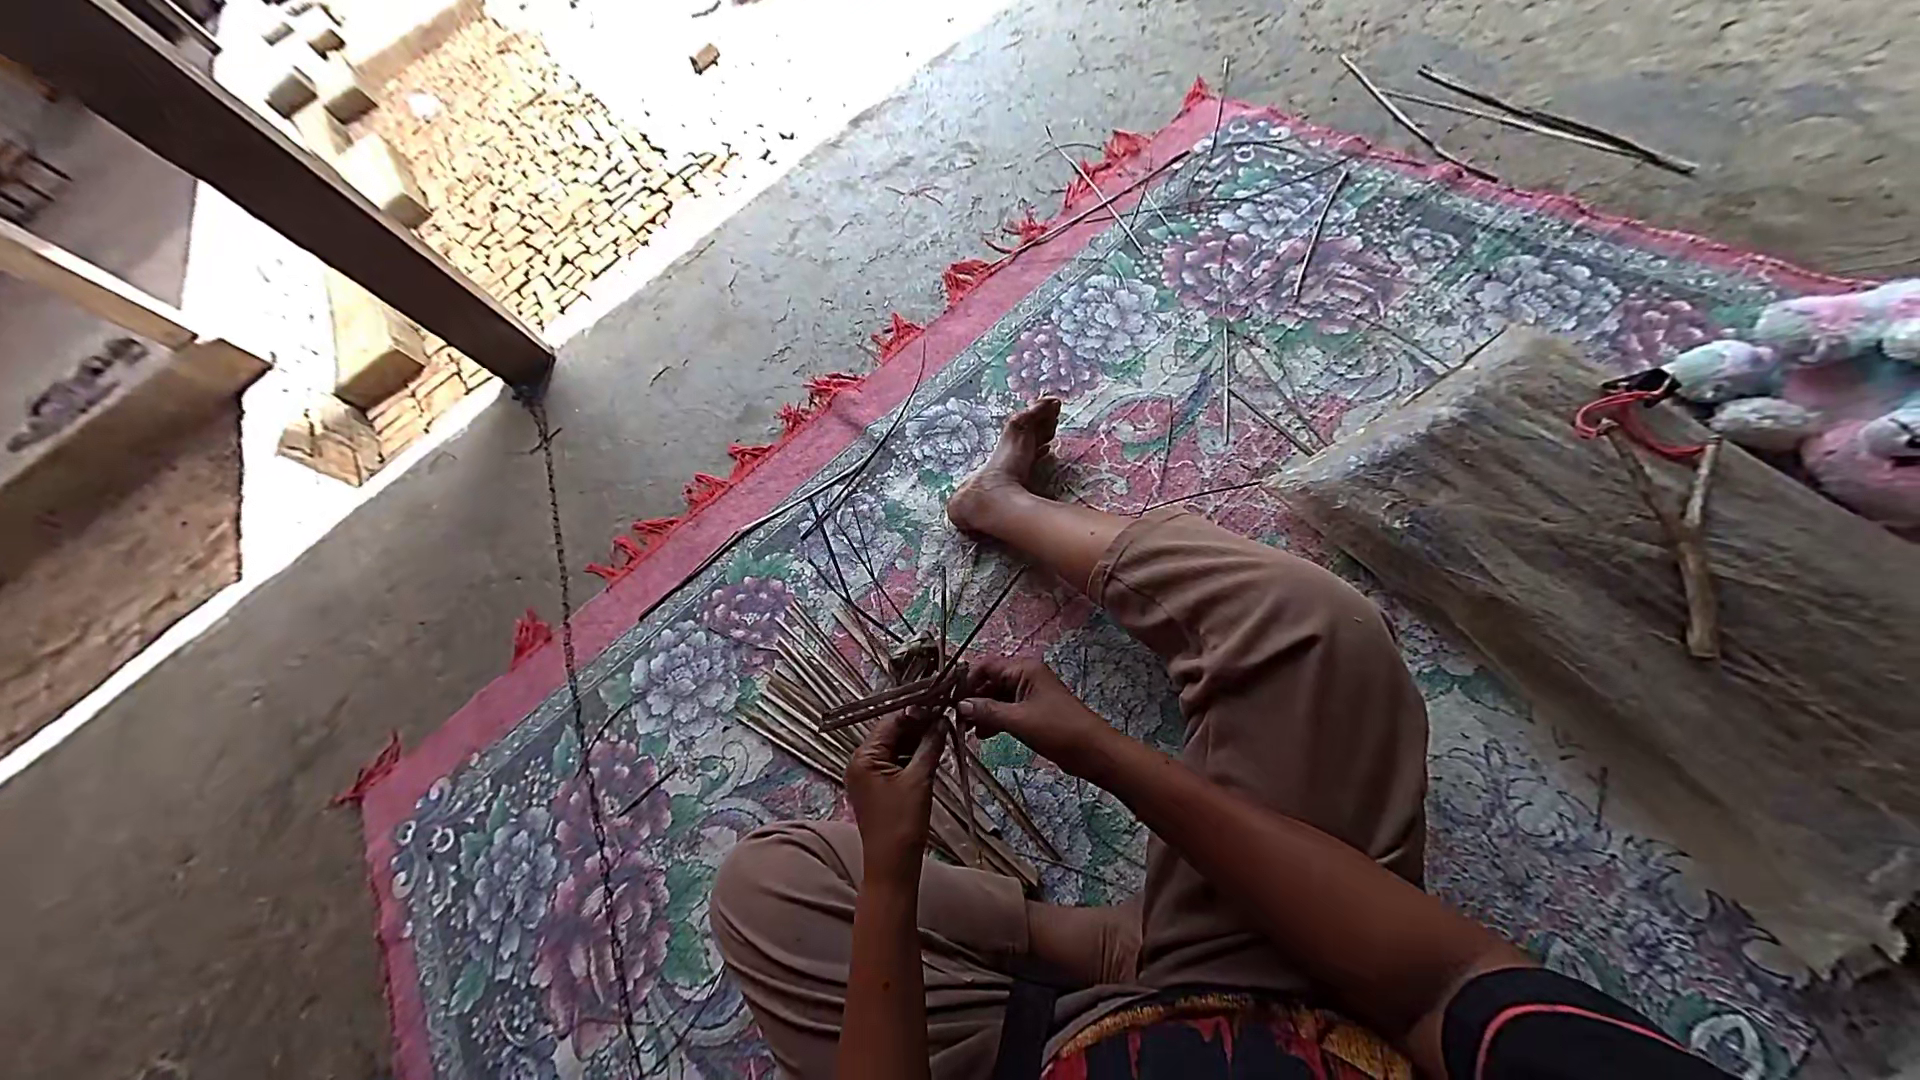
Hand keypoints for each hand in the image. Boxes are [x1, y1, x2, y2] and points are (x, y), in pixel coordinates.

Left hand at [845, 708, 947, 882]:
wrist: (893, 867)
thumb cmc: (902, 823)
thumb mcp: (919, 779)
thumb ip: (930, 745)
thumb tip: (942, 720)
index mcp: (863, 757)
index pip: (891, 721)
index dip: (916, 712)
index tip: (940, 704)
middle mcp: (860, 762)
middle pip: (892, 732)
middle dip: (918, 725)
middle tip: (945, 717)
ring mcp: (868, 775)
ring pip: (896, 746)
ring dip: (917, 739)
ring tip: (943, 730)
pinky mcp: (878, 786)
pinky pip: (896, 761)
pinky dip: (913, 755)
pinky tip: (933, 749)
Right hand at [958, 657, 1114, 775]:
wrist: (1094, 752)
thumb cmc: (1059, 730)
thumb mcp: (1019, 721)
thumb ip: (987, 711)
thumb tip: (960, 706)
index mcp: (1024, 669)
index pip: (986, 665)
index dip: (966, 680)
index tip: (949, 699)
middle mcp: (1025, 676)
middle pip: (989, 680)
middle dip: (972, 697)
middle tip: (955, 717)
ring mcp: (1029, 694)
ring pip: (996, 696)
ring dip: (981, 710)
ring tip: (966, 730)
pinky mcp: (1032, 711)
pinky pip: (1005, 709)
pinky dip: (993, 719)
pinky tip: (982, 734)